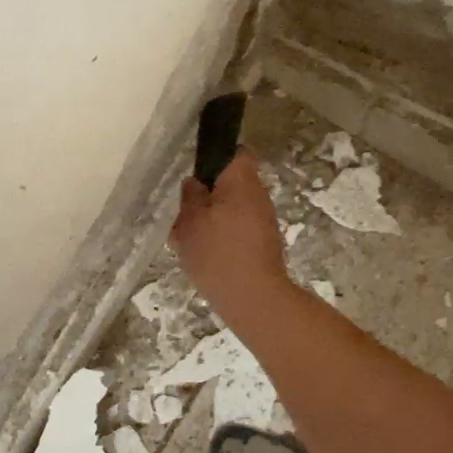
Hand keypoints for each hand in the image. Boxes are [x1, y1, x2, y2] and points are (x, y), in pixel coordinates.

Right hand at [171, 149, 291, 314]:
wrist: (253, 298)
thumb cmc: (218, 254)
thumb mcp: (190, 223)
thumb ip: (190, 198)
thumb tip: (194, 183)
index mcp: (242, 182)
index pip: (237, 154)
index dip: (217, 159)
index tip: (198, 176)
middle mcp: (259, 196)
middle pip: (233, 185)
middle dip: (210, 196)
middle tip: (187, 215)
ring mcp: (266, 221)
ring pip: (235, 210)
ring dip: (215, 220)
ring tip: (192, 240)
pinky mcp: (265, 245)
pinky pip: (241, 231)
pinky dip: (225, 238)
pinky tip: (207, 257)